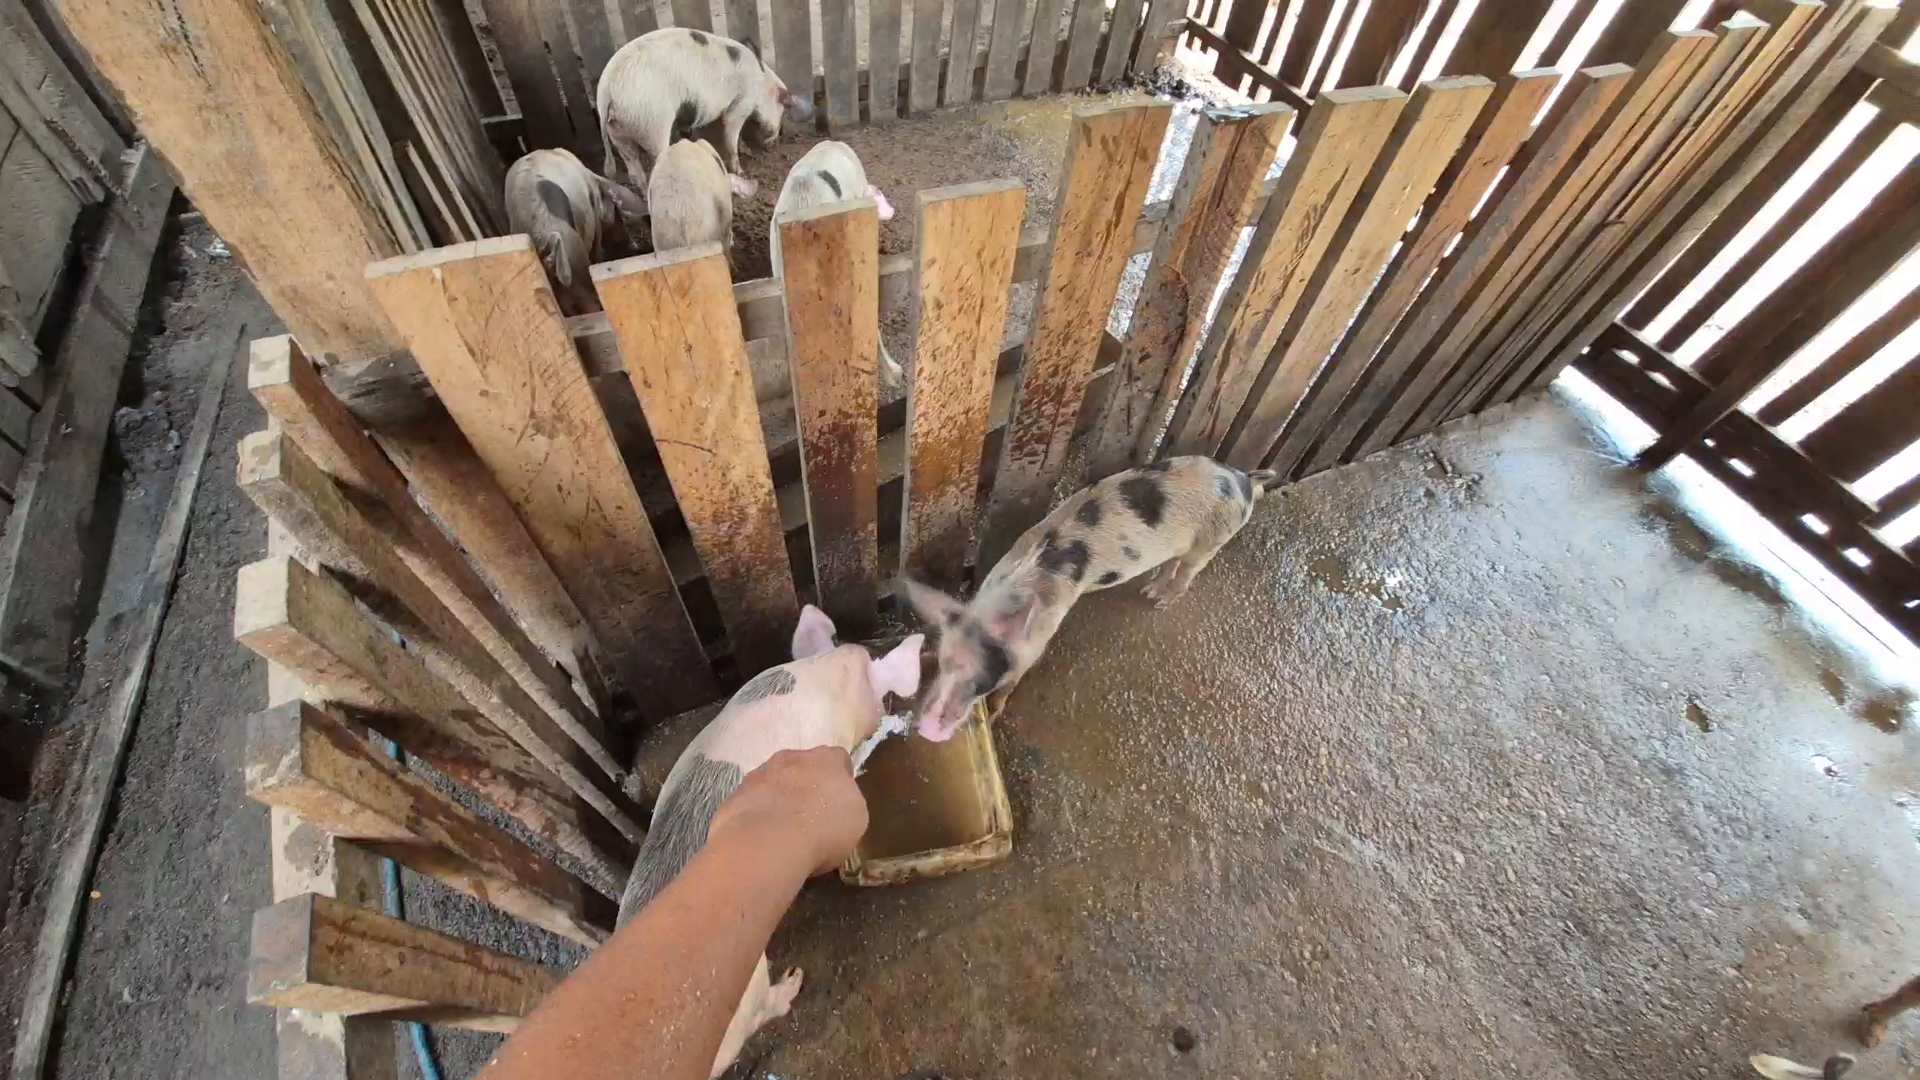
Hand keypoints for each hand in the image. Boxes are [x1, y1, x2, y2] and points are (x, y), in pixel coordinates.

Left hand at [706, 746, 868, 875]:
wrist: (767, 843)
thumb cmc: (823, 828)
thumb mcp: (855, 818)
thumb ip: (847, 803)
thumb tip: (836, 804)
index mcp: (827, 759)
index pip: (839, 759)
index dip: (840, 779)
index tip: (839, 802)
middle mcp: (792, 757)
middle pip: (803, 767)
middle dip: (806, 786)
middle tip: (810, 817)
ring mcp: (759, 773)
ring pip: (773, 782)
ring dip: (779, 799)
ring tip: (782, 832)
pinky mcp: (735, 795)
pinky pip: (751, 803)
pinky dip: (757, 816)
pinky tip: (760, 840)